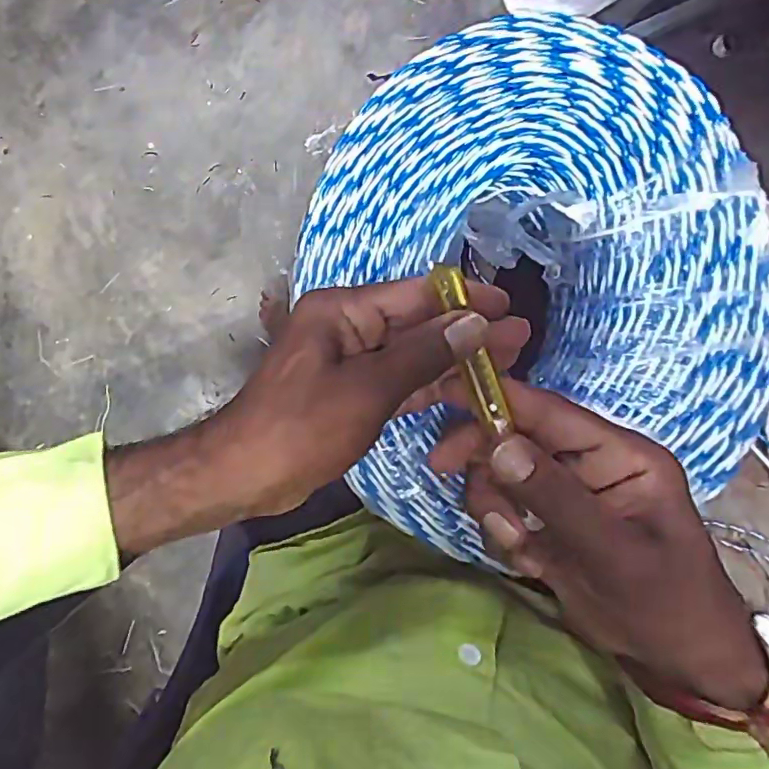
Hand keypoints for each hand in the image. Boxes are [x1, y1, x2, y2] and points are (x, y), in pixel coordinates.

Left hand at [105, 277, 528, 555]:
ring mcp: (347, 360)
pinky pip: (396, 380)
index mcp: (342, 311)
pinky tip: (466, 388)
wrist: (247, 474)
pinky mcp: (349, 391)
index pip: (415, 294)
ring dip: (453, 359)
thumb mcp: (367, 388)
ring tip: (507, 361)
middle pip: (416, 323)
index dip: (464, 299)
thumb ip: (423, 354)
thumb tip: (474, 322)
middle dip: (466, 332)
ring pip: (410, 354)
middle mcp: (345, 326)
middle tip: (521, 338)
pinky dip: (428, 385)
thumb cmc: (302, 427)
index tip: (509, 306)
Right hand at [429, 379, 768, 709]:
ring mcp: (564, 492)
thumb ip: (556, 498)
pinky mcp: (546, 520)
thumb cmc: (668, 603)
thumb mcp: (615, 553)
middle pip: (514, 436)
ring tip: (517, 543)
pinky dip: (501, 532)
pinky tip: (529, 561)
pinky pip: (502, 508)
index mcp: (618, 454)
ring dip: (493, 504)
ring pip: (500, 472)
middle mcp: (587, 464)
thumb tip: (499, 446)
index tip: (445, 391)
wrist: (680, 662)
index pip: (548, 411)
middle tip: (440, 467)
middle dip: (480, 454)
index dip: (497, 397)